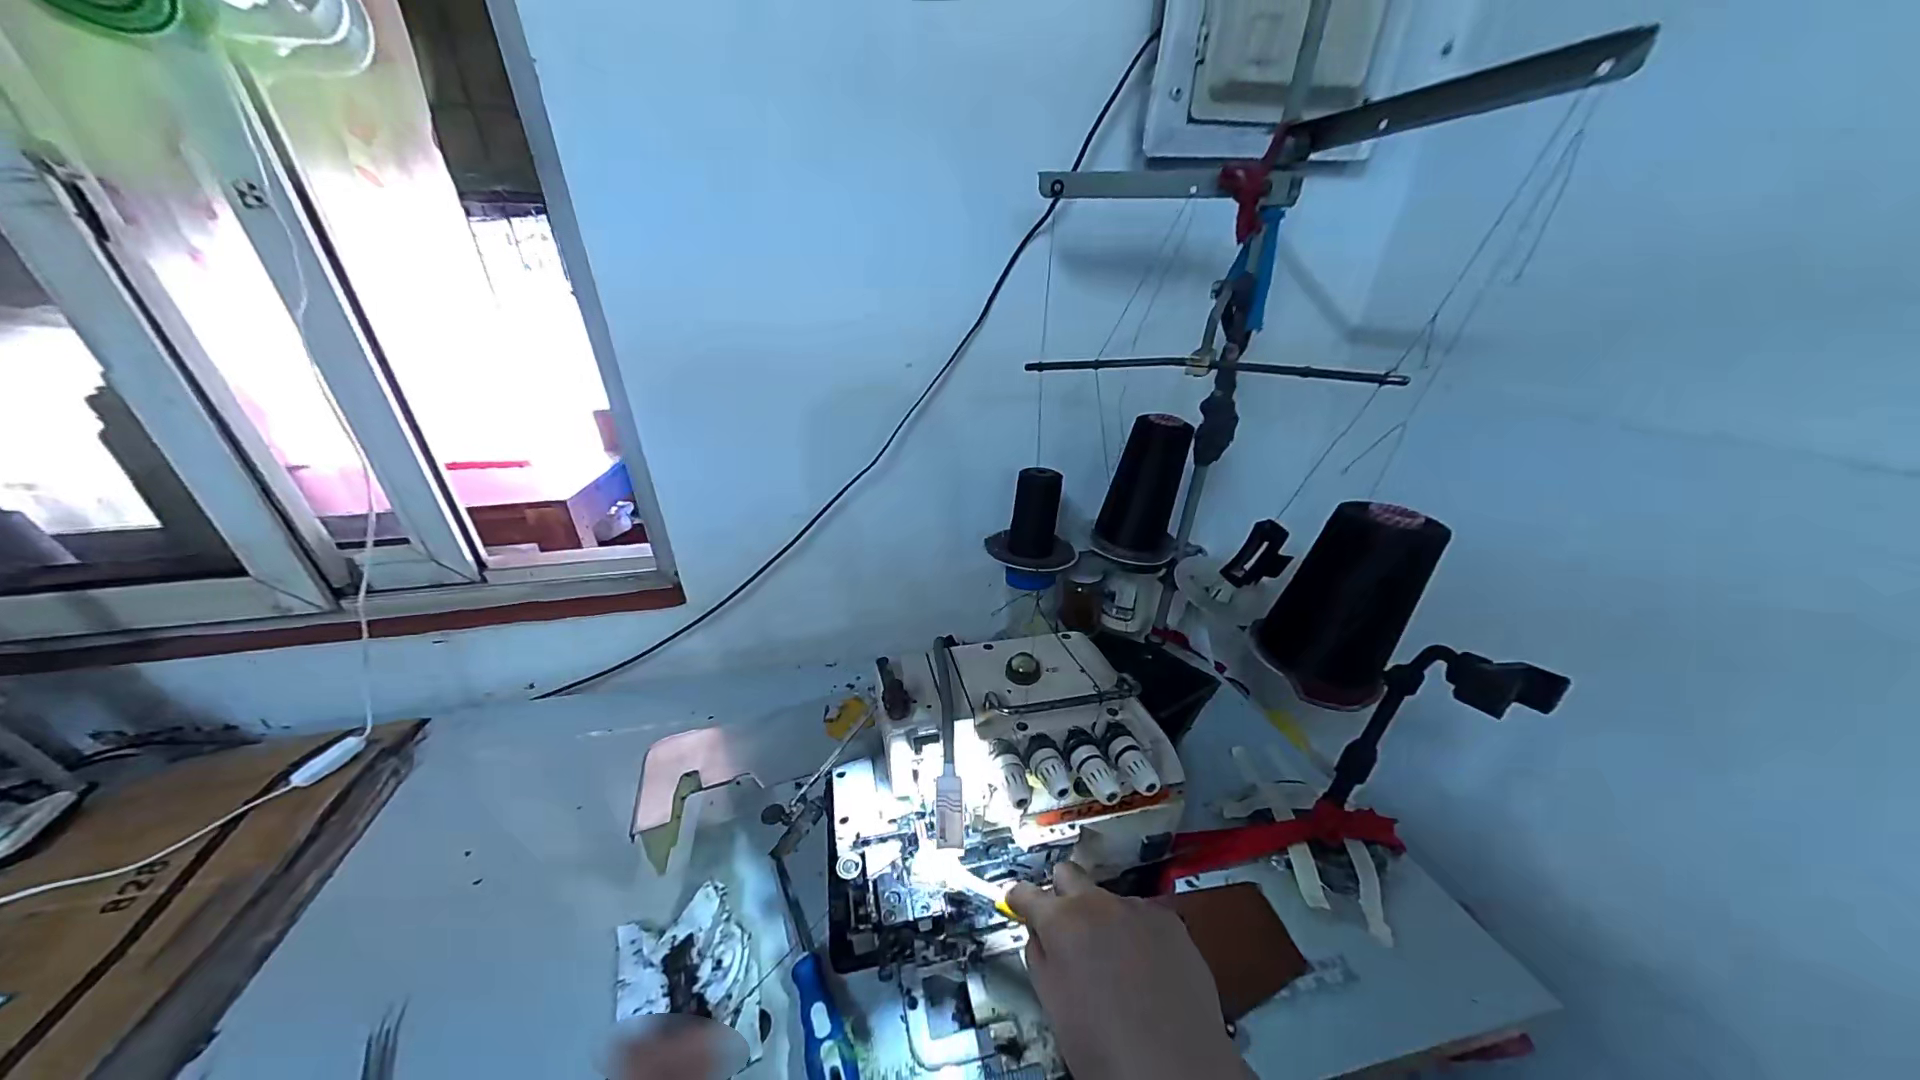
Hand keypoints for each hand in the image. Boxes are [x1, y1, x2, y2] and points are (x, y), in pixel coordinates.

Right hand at [1006, 863, 1250, 1079]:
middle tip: (1066, 926)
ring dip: (1104, 919)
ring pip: (1109, 898)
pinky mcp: (1170, 921)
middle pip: (1068, 873)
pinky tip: (1146, 967)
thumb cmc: (1106, 1048)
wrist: (1177, 1068)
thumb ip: (1040, 957)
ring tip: (1116, 962)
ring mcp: (1136, 908)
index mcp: (1061, 921)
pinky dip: (1138, 932)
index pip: (1026, 892)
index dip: (1019, 898)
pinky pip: (1143, 915)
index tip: (1019, 902)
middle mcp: (1097, 903)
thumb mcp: (1053, 1004)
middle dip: (1061, 893)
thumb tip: (1040, 937)